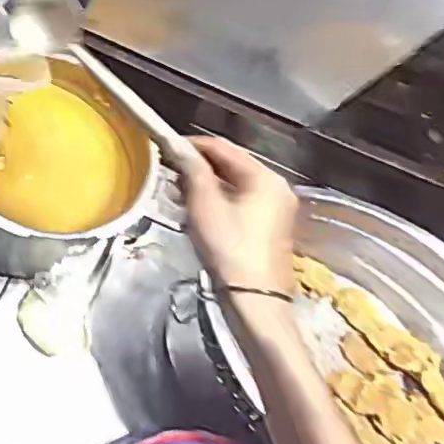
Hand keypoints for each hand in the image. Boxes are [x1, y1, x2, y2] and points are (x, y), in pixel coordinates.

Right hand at [177, 136, 297, 297]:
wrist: (254, 298)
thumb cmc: (229, 248)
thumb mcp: (204, 204)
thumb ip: (192, 169)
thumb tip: (180, 147)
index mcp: (265, 177)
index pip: (223, 147)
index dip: (192, 145)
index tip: (167, 148)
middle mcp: (276, 188)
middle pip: (231, 164)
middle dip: (199, 165)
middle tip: (170, 171)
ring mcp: (276, 208)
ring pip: (235, 183)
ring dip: (206, 183)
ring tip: (179, 190)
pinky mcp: (270, 226)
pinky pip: (241, 200)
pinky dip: (218, 198)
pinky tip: (197, 207)